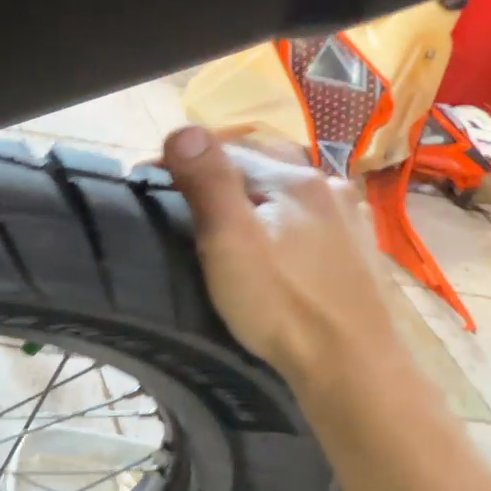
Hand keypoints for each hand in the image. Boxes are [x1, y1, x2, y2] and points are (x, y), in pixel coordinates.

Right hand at [159, 126, 400, 390]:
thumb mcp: (229, 240)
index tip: (137, 182)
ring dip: (243, 197)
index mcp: (293, 180)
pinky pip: (300, 217)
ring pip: (280, 192)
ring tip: (210, 224)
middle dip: (210, 175)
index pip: (223, 151)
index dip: (177, 161)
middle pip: (256, 167)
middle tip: (168, 203)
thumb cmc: (278, 303)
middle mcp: (327, 186)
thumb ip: (207, 182)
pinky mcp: (352, 248)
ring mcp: (346, 217)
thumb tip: (180, 128)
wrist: (348, 362)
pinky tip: (261, 244)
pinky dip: (270, 218)